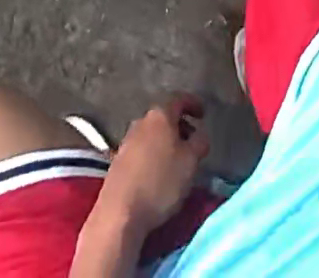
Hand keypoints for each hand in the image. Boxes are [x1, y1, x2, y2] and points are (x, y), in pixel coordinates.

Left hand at [92, 96, 208, 235]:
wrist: (117, 218)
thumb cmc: (160, 183)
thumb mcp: (191, 160)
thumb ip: (200, 141)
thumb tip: (199, 135)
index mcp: (160, 116)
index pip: (179, 99)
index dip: (194, 103)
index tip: (203, 114)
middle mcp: (140, 124)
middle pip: (163, 117)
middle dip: (179, 125)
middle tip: (192, 139)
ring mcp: (124, 145)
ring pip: (151, 135)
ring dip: (165, 142)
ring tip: (176, 159)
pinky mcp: (115, 166)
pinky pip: (140, 152)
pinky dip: (152, 156)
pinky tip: (157, 174)